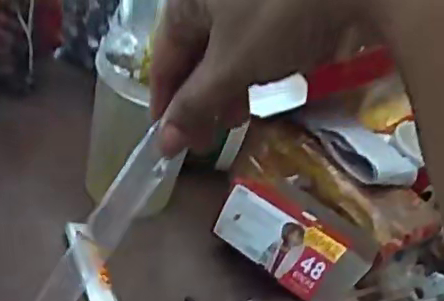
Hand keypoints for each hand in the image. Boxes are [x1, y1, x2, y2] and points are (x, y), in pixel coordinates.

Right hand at [150, 0, 381, 155]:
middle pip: (195, 50)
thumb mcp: (230, 67)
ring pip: (225, 41)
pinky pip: (254, 27)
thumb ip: (192, 107)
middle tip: (206, 139)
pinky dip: (252, 60)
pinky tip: (261, 84)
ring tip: (236, 118)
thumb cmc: (280, 11)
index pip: (163, 59)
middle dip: (199, 99)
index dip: (165, 106)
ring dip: (226, 85)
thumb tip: (163, 143)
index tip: (169, 143)